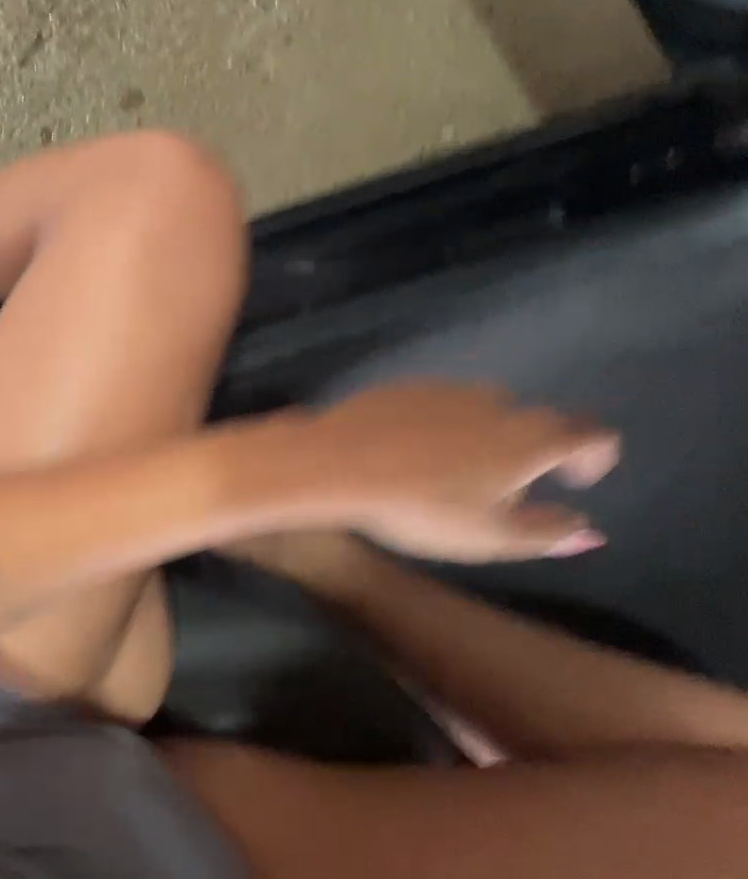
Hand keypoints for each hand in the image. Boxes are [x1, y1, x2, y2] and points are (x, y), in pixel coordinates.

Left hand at [296, 382, 619, 563]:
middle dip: (529, 446)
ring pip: (476, 406)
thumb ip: (547, 533)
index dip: (595, 454)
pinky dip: (433, 423)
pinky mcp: (393, 389)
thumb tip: (588, 530)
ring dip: (479, 431)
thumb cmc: (419, 507)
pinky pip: (429, 404)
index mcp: (529, 437)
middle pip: (529, 417)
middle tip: (505, 482)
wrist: (331, 463)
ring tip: (453, 467)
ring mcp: (438, 390)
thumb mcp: (490, 537)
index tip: (576, 479)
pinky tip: (409, 449)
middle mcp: (490, 402)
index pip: (589, 433)